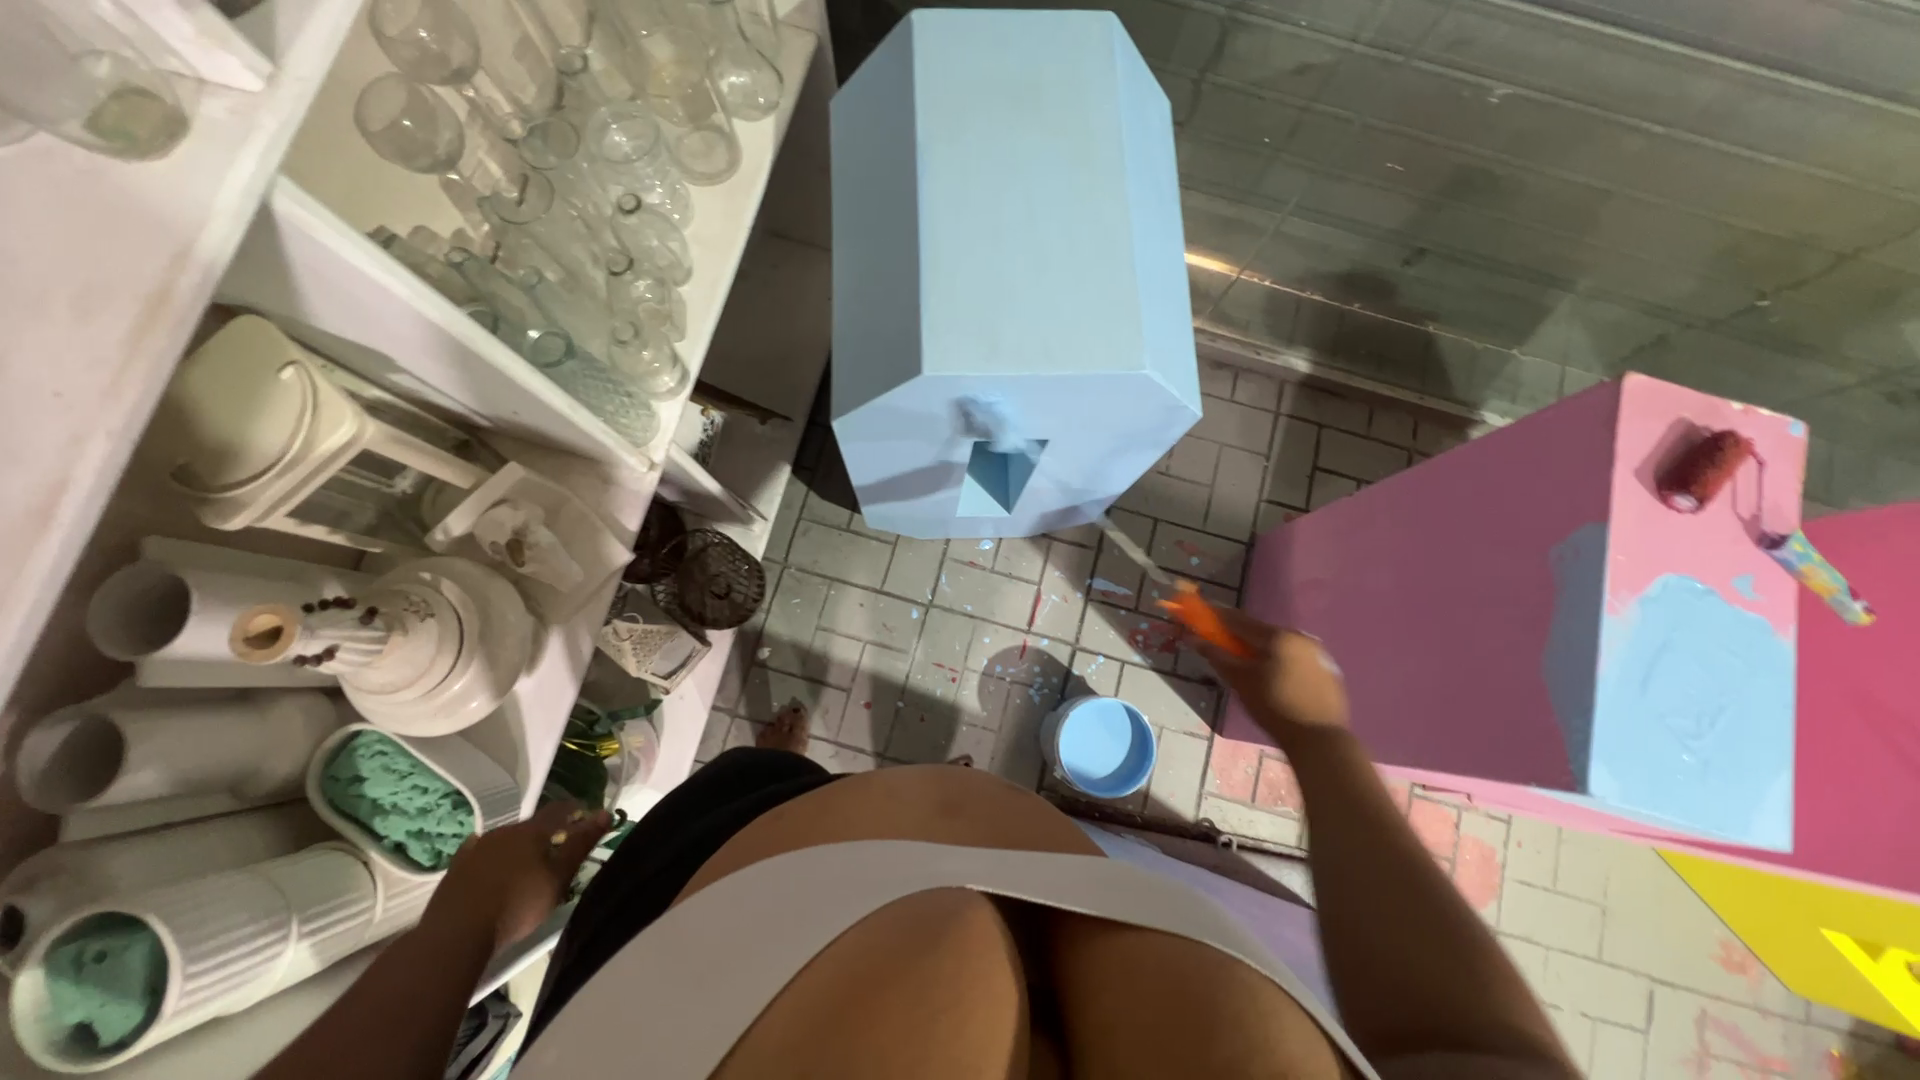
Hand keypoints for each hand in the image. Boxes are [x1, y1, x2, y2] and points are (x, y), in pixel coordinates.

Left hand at [421, 800, 611, 952]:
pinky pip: (482, 855)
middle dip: (547, 833)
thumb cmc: (518, 904)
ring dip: (520, 848)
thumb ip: (581, 844)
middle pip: (531, 826)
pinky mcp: (456, 868)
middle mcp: (503, 832)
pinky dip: (494, 859)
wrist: (456, 934)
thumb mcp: (559, 877)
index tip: (586, 816)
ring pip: (506, 841)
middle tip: (559, 849)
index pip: (559, 810)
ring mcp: (476, 849)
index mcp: (531, 831)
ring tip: (527, 866)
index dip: (575, 810)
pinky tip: (494, 870)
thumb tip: (605, 814)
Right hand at [1194, 607, 1350, 747]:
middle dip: (1243, 637)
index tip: (1204, 613)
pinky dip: (1282, 662)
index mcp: (1278, 636)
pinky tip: (1277, 679)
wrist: (1319, 739)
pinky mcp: (1329, 670)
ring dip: (1264, 650)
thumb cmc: (1273, 707)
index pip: (1241, 620)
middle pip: (1263, 632)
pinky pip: (1297, 658)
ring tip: (1252, 666)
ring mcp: (1318, 653)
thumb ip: (1217, 656)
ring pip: (1282, 646)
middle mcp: (1300, 637)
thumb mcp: (1240, 681)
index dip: (1219, 617)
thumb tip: (1194, 638)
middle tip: (1226, 645)